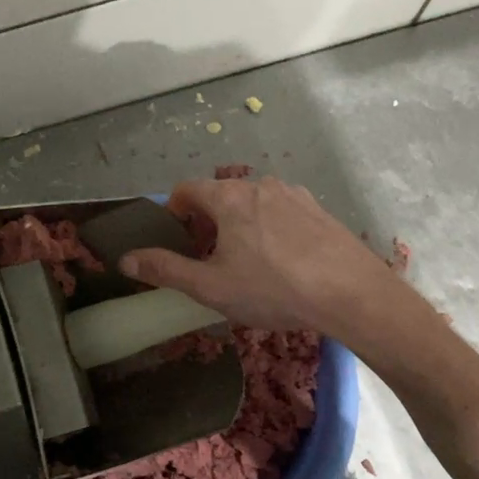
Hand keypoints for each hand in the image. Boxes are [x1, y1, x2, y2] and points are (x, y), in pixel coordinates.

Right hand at [119, 177, 431, 346]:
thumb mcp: (211, 287)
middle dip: (208, 222)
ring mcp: (294, 194)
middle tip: (211, 261)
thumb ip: (165, 270)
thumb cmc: (273, 289)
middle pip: (220, 195)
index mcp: (228, 198)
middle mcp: (259, 185)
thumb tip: (126, 259)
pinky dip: (273, 229)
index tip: (178, 242)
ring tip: (251, 265)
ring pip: (253, 203)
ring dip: (242, 225)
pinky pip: (283, 212)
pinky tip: (286, 263)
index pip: (186, 190)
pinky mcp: (320, 210)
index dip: (174, 213)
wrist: (352, 294)